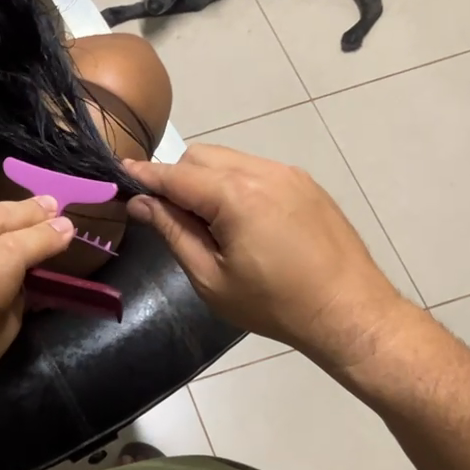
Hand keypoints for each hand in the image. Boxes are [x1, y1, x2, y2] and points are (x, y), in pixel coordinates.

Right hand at [126, 145, 409, 372]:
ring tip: (213, 225)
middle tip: (174, 219)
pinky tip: (244, 223)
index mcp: (236, 196)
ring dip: (207, 181)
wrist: (351, 313)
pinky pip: (255, 170)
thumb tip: (139, 202)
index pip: (175, 174)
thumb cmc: (274, 305)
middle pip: (200, 157)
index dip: (144, 174)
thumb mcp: (211, 278)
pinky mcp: (305, 183)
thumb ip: (173, 232)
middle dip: (178, 179)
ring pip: (228, 159)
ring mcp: (288, 174)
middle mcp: (262, 172)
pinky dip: (235, 184)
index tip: (118, 173)